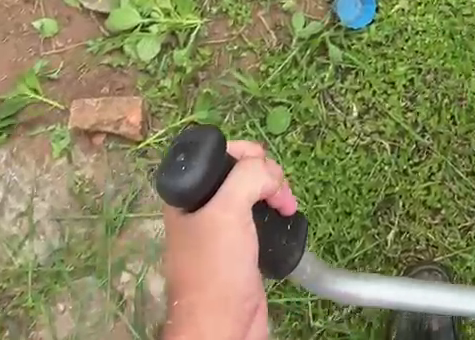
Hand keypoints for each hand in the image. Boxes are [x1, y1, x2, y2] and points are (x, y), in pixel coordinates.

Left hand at [161, 139, 299, 339]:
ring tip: (287, 206)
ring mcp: (222, 228)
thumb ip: (249, 176)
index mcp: (187, 194)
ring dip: (276, 191)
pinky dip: (277, 209)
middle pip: (242, 170)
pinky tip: (286, 216)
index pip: (219, 153)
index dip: (246, 152)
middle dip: (267, 173)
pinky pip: (261, 214)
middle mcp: (202, 207)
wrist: (223, 327)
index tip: (264, 167)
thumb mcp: (228, 209)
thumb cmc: (218, 267)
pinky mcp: (241, 246)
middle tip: (279, 193)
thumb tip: (271, 174)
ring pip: (255, 191)